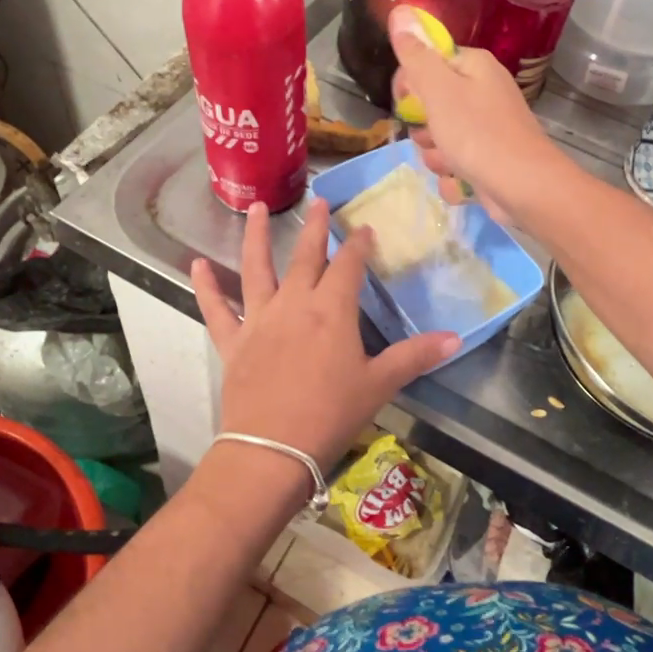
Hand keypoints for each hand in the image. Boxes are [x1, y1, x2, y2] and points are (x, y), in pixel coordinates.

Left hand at [191, 198, 458, 465]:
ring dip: (257, 237)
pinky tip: (196, 264)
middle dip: (315, 228)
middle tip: (319, 202)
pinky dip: (206, 287)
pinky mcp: (233, 341)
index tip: (365, 229)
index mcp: (332, 310)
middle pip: (306, 257)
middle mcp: (294, 303)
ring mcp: (259, 320)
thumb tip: (456, 338)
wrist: (273, 449)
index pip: (349, 266)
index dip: (359, 246)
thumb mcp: (379, 385)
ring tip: (257, 207)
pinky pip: (217, 309)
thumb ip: (415, 356)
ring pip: (256, 268)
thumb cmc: (331, 415)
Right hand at [388, 6, 565, 223]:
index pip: (426, 63)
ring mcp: (487, 127)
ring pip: (439, 139)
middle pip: (430, 105)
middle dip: (424, 129)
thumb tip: (401, 10)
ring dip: (437, 156)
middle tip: (434, 136)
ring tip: (451, 163)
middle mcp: (482, 91)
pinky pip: (455, 165)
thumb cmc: (479, 134)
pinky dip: (454, 177)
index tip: (408, 103)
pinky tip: (464, 182)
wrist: (525, 188)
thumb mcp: (439, 91)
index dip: (410, 86)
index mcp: (473, 66)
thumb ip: (416, 55)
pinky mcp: (488, 159)